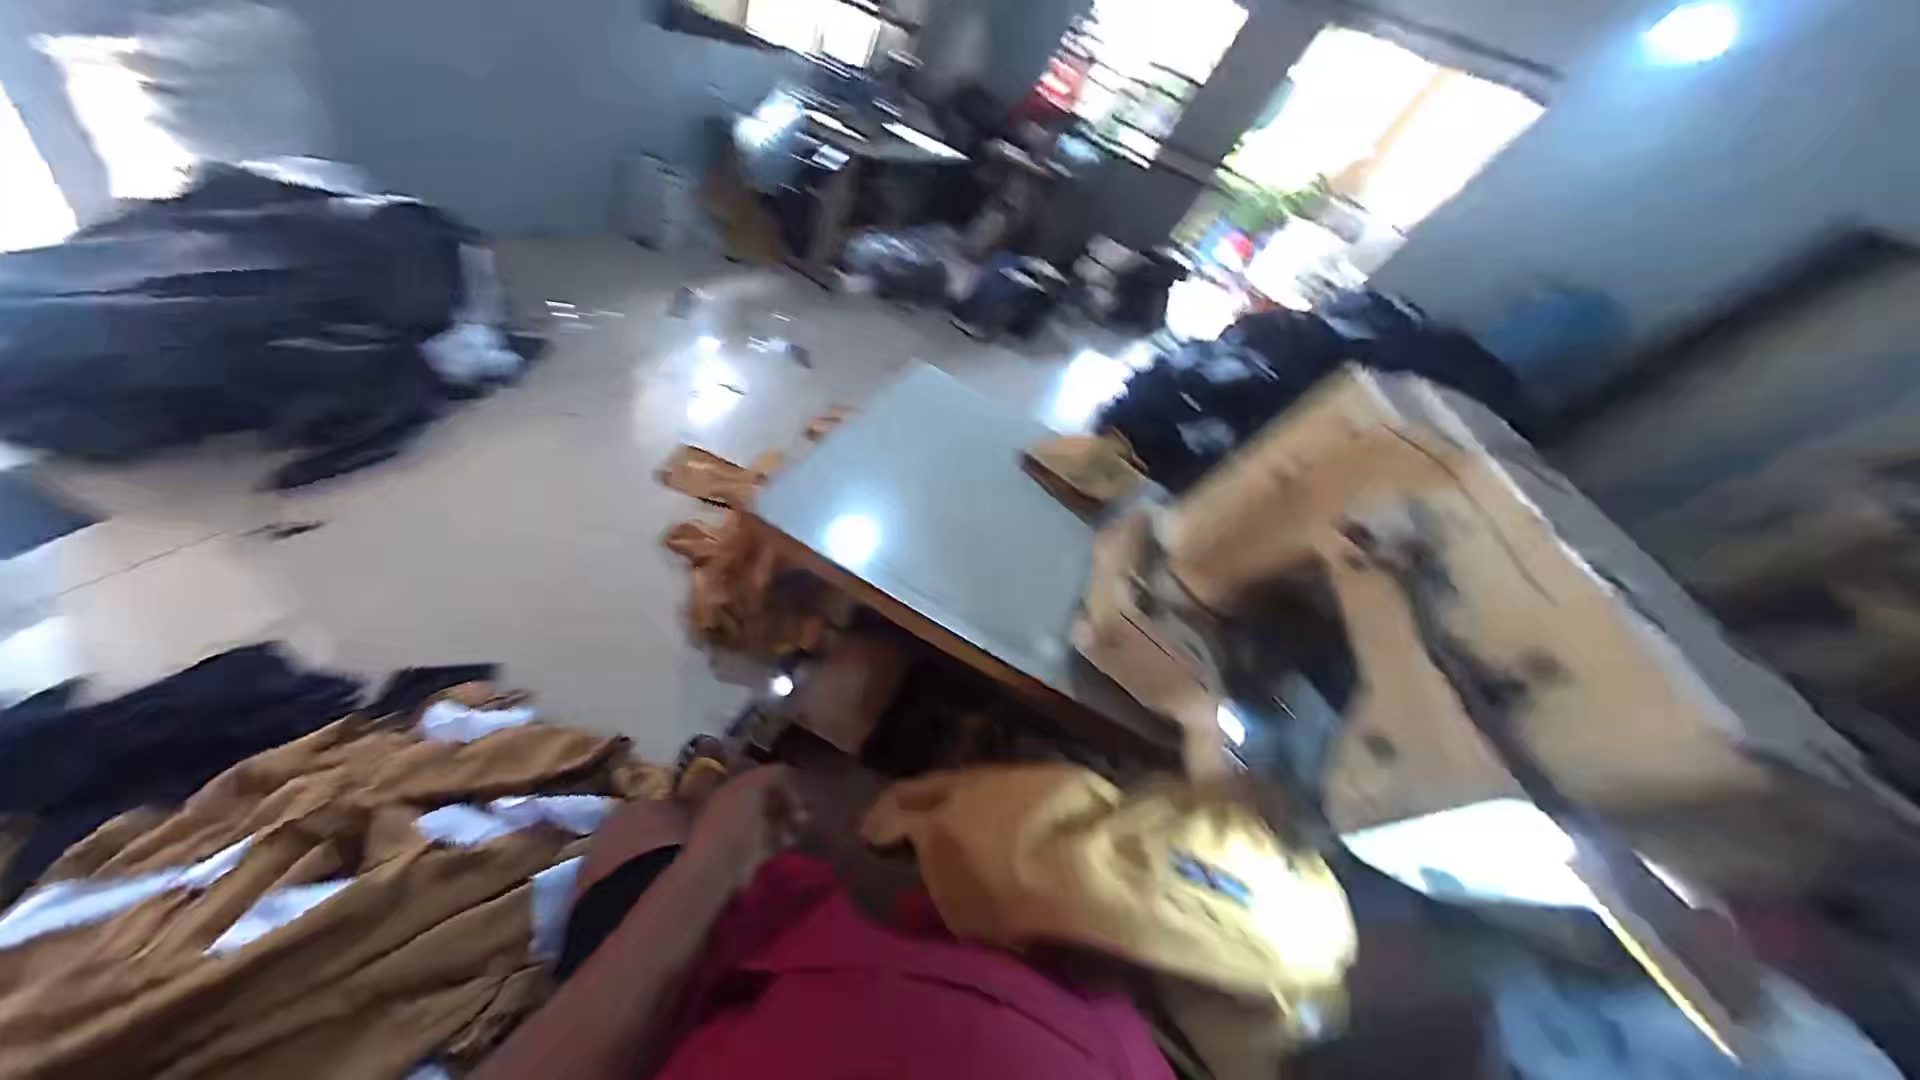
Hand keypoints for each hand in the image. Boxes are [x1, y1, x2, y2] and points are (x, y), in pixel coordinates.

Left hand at [682, 766, 809, 890]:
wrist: (718, 871)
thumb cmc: (733, 823)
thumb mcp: (751, 787)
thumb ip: (770, 773)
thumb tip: (787, 769)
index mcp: (732, 790)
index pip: (761, 777)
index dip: (782, 779)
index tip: (799, 783)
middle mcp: (738, 808)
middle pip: (771, 798)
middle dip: (791, 799)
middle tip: (809, 805)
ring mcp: (746, 832)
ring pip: (776, 819)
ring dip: (794, 817)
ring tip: (806, 821)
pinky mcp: (754, 855)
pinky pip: (776, 839)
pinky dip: (788, 836)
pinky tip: (793, 838)